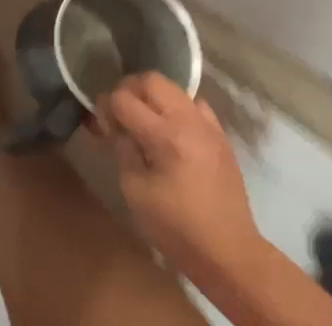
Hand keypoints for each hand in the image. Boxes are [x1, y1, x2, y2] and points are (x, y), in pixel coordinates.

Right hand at [98, 72, 262, 276]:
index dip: (105, 107)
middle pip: (151, 80)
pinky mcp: (222, 137)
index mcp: (165, 136)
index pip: (123, 98)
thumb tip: (113, 124)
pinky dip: (178, 109)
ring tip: (146, 122)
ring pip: (174, 88)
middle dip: (129, 90)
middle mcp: (189, 121)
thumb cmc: (175, 226)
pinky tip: (172, 132)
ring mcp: (210, 127)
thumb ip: (122, 147)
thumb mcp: (134, 188)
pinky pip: (195, 106)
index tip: (103, 127)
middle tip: (120, 115)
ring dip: (154, 98)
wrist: (228, 252)